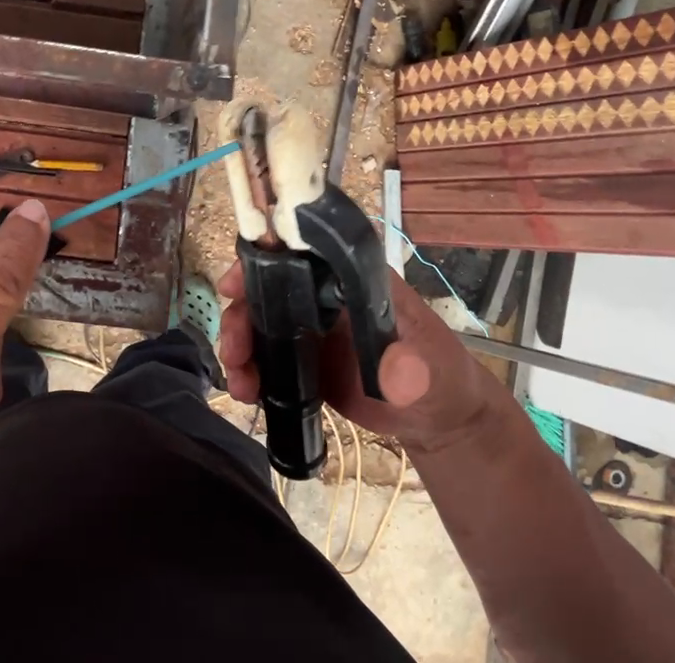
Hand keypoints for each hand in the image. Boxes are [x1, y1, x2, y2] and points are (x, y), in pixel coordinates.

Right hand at [217, 262, 496, 452]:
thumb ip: (409, 367)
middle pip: (266, 291)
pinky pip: (263, 359)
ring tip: (240, 381)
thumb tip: (392, 367)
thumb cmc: (439, 375)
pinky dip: (248, 372)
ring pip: (257, 324)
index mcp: (349, 279)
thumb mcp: (429, 367)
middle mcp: (321, 296)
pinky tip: (247, 393)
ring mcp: (307, 328)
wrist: (436, 417)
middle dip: (241, 316)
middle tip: (235, 348)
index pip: (298, 256)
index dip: (260, 264)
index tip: (235, 284)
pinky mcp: (299, 360)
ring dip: (238, 346)